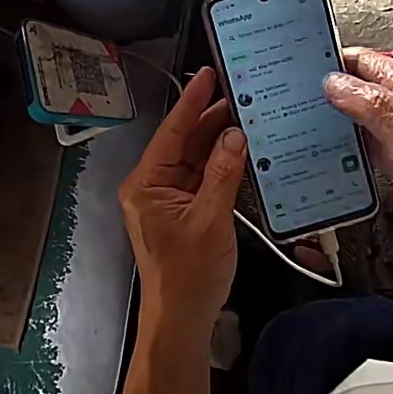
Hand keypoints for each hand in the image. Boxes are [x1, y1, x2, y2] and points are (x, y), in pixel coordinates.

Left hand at [120, 67, 246, 337]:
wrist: (183, 318)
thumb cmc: (187, 275)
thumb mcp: (210, 219)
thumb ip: (223, 174)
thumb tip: (235, 136)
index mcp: (146, 184)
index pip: (171, 132)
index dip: (191, 102)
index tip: (206, 76)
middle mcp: (154, 185)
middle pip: (184, 142)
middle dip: (210, 119)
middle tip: (238, 92)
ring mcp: (170, 197)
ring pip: (196, 157)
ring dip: (220, 140)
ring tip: (246, 114)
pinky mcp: (185, 208)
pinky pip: (204, 176)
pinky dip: (223, 163)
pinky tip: (243, 148)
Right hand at [322, 48, 392, 240]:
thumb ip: (368, 104)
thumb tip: (334, 82)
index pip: (361, 60)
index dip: (332, 62)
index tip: (305, 70)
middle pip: (356, 87)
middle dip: (330, 93)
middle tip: (301, 101)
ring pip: (357, 114)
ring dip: (337, 120)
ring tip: (310, 125)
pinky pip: (363, 139)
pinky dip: (348, 143)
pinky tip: (333, 149)